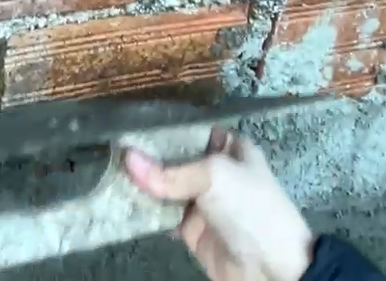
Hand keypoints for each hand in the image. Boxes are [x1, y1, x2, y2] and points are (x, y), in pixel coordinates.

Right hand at [124, 127, 314, 280]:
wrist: (274, 273)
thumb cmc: (251, 208)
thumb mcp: (214, 176)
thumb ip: (170, 171)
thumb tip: (127, 159)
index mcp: (229, 147)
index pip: (189, 128)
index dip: (163, 125)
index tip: (130, 121)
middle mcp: (214, 170)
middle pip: (174, 157)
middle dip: (147, 154)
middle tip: (113, 145)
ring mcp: (203, 201)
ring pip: (165, 185)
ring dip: (143, 182)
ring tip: (110, 169)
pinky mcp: (192, 229)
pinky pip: (163, 213)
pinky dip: (146, 209)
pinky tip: (124, 198)